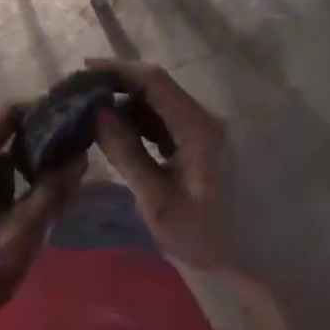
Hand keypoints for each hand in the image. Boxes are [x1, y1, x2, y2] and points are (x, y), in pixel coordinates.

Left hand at [0, 103, 80, 329]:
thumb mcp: (21, 238)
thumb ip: (52, 193)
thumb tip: (80, 157)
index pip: (6, 111)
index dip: (40, 113)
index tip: (70, 128)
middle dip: (32, 132)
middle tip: (65, 152)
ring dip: (19, 152)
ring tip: (47, 178)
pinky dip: (4, 169)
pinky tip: (21, 197)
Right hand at [86, 58, 237, 272]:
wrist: (248, 260)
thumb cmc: (204, 236)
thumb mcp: (157, 201)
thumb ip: (126, 154)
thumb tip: (96, 112)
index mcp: (198, 129)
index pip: (155, 81)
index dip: (118, 69)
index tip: (84, 70)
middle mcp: (204, 118)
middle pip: (157, 85)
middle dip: (118, 84)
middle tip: (81, 92)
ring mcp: (204, 127)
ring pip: (158, 100)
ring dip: (126, 102)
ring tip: (92, 112)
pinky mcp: (199, 139)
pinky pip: (164, 117)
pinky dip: (139, 119)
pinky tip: (117, 132)